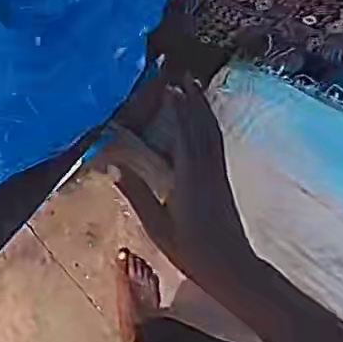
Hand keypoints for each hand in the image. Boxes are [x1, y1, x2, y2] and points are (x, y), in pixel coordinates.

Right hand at [109, 75, 259, 291]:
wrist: (232, 268)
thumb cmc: (191, 250)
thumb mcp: (157, 226)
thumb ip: (136, 193)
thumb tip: (110, 165)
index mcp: (189, 176)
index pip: (183, 132)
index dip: (177, 107)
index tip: (168, 85)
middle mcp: (206, 167)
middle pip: (200, 124)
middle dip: (193, 97)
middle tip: (183, 73)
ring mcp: (217, 172)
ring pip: (211, 130)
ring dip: (202, 106)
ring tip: (194, 87)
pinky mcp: (222, 178)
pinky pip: (216, 141)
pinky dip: (209, 123)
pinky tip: (204, 119)